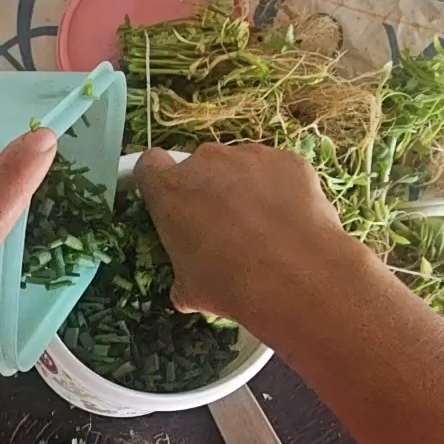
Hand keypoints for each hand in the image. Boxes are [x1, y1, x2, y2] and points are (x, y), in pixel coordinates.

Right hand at [134, 143, 375, 328]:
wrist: (295, 274)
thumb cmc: (227, 282)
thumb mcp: (188, 288)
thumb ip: (181, 273)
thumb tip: (188, 287)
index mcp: (169, 191)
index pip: (149, 166)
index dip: (157, 182)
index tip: (168, 201)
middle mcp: (205, 163)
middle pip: (197, 167)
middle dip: (205, 190)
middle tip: (218, 228)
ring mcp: (250, 156)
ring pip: (237, 166)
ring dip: (241, 188)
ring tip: (259, 227)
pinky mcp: (288, 159)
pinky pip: (274, 170)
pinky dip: (276, 189)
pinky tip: (285, 221)